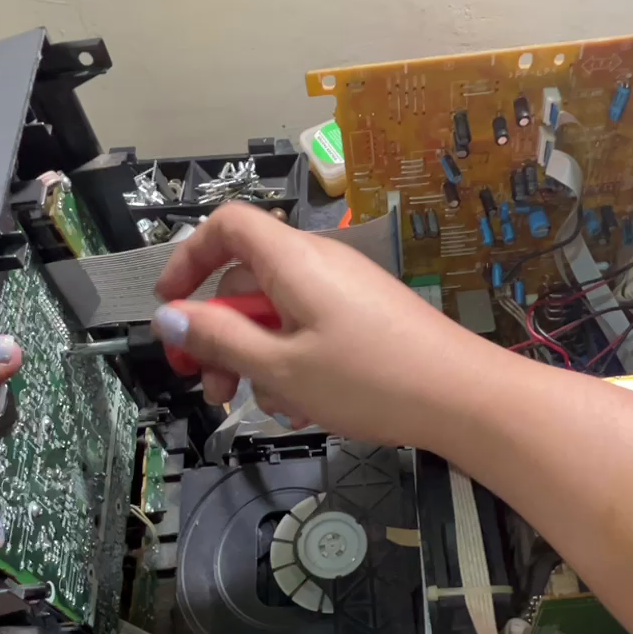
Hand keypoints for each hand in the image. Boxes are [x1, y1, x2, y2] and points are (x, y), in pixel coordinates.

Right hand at [152, 202, 505, 447]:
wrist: (462, 396)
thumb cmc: (371, 380)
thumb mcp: (280, 367)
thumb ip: (220, 339)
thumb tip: (170, 316)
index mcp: (291, 260)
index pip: (224, 227)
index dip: (188, 260)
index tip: (172, 308)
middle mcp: (318, 263)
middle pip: (246, 280)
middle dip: (221, 335)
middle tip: (213, 387)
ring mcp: (345, 289)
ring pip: (278, 313)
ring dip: (260, 359)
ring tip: (272, 406)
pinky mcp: (366, 316)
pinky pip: (311, 327)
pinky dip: (295, 360)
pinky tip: (307, 404)